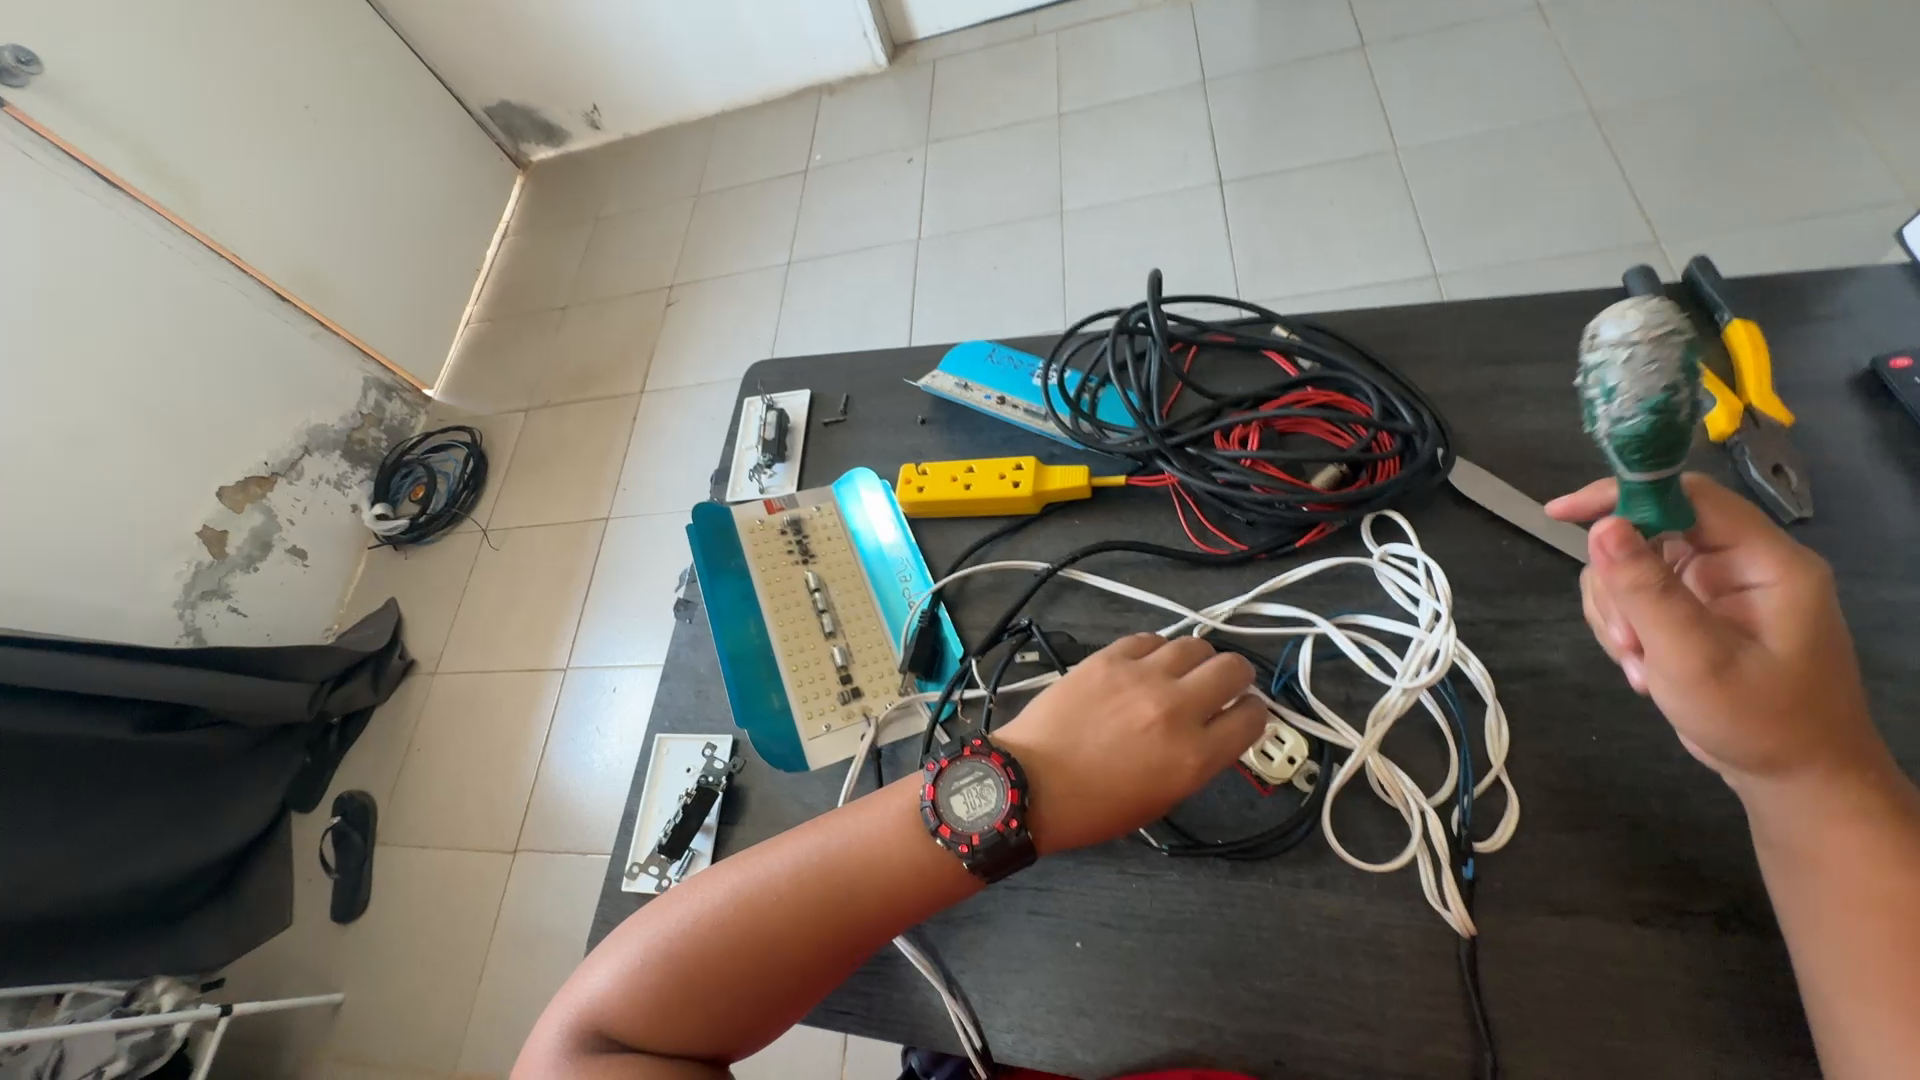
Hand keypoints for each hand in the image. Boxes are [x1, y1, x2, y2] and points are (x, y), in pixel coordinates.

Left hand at [988, 633, 1267, 854]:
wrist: (1029, 783)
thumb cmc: (1095, 807)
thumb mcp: (1162, 798)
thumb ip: (1197, 760)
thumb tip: (1213, 730)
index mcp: (1194, 756)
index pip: (1252, 717)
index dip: (1253, 713)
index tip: (1242, 713)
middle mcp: (1176, 708)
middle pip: (1233, 668)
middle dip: (1236, 677)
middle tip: (1222, 685)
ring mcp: (1140, 677)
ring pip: (1194, 645)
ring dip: (1197, 659)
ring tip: (1182, 672)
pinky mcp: (1108, 658)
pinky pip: (1148, 639)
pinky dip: (1155, 650)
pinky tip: (1145, 664)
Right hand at [1545, 473, 1884, 790]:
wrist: (1793, 778)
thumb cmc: (1759, 719)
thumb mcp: (1692, 655)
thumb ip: (1644, 589)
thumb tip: (1600, 526)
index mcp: (1765, 563)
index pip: (1687, 497)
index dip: (1622, 495)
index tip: (1559, 514)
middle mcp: (1740, 565)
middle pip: (1644, 537)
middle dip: (1617, 587)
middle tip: (1627, 639)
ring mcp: (1715, 590)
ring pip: (1628, 571)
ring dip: (1616, 616)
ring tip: (1640, 663)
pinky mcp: (1694, 612)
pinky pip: (1633, 599)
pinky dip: (1623, 631)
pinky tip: (1643, 666)